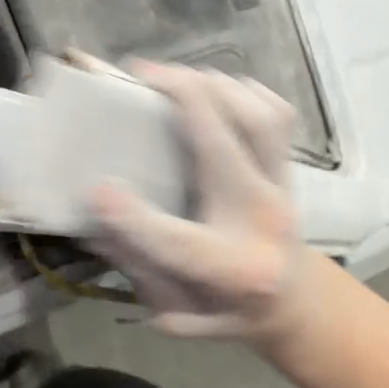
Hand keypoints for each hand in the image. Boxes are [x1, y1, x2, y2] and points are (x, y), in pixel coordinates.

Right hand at [88, 63, 330, 342]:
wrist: (296, 304)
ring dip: (216, 89)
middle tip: (142, 74)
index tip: (97, 190)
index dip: (134, 217)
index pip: (177, 242)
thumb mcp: (176, 312)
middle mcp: (261, 224)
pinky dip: (246, 93)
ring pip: (259, 121)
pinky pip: (277, 116)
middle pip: (223, 153)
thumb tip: (91, 224)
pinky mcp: (288, 168)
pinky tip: (213, 90)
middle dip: (185, 103)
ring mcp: (281, 190)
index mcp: (230, 272)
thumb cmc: (225, 311)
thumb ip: (138, 269)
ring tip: (177, 77)